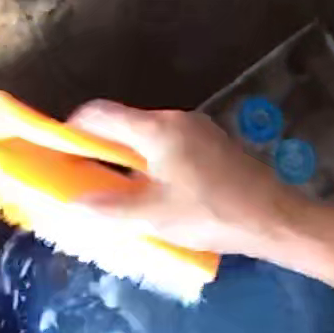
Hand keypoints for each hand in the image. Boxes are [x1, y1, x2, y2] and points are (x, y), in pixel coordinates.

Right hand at [66, 100, 316, 257]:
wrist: (274, 218)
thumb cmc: (213, 215)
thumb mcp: (156, 218)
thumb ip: (111, 208)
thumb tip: (73, 202)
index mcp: (157, 130)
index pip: (100, 114)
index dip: (72, 129)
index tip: (59, 152)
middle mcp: (177, 120)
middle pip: (124, 123)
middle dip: (99, 147)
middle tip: (86, 177)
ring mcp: (200, 131)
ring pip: (149, 136)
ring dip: (128, 157)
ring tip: (119, 190)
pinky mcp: (215, 146)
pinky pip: (171, 146)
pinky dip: (153, 162)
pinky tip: (157, 191)